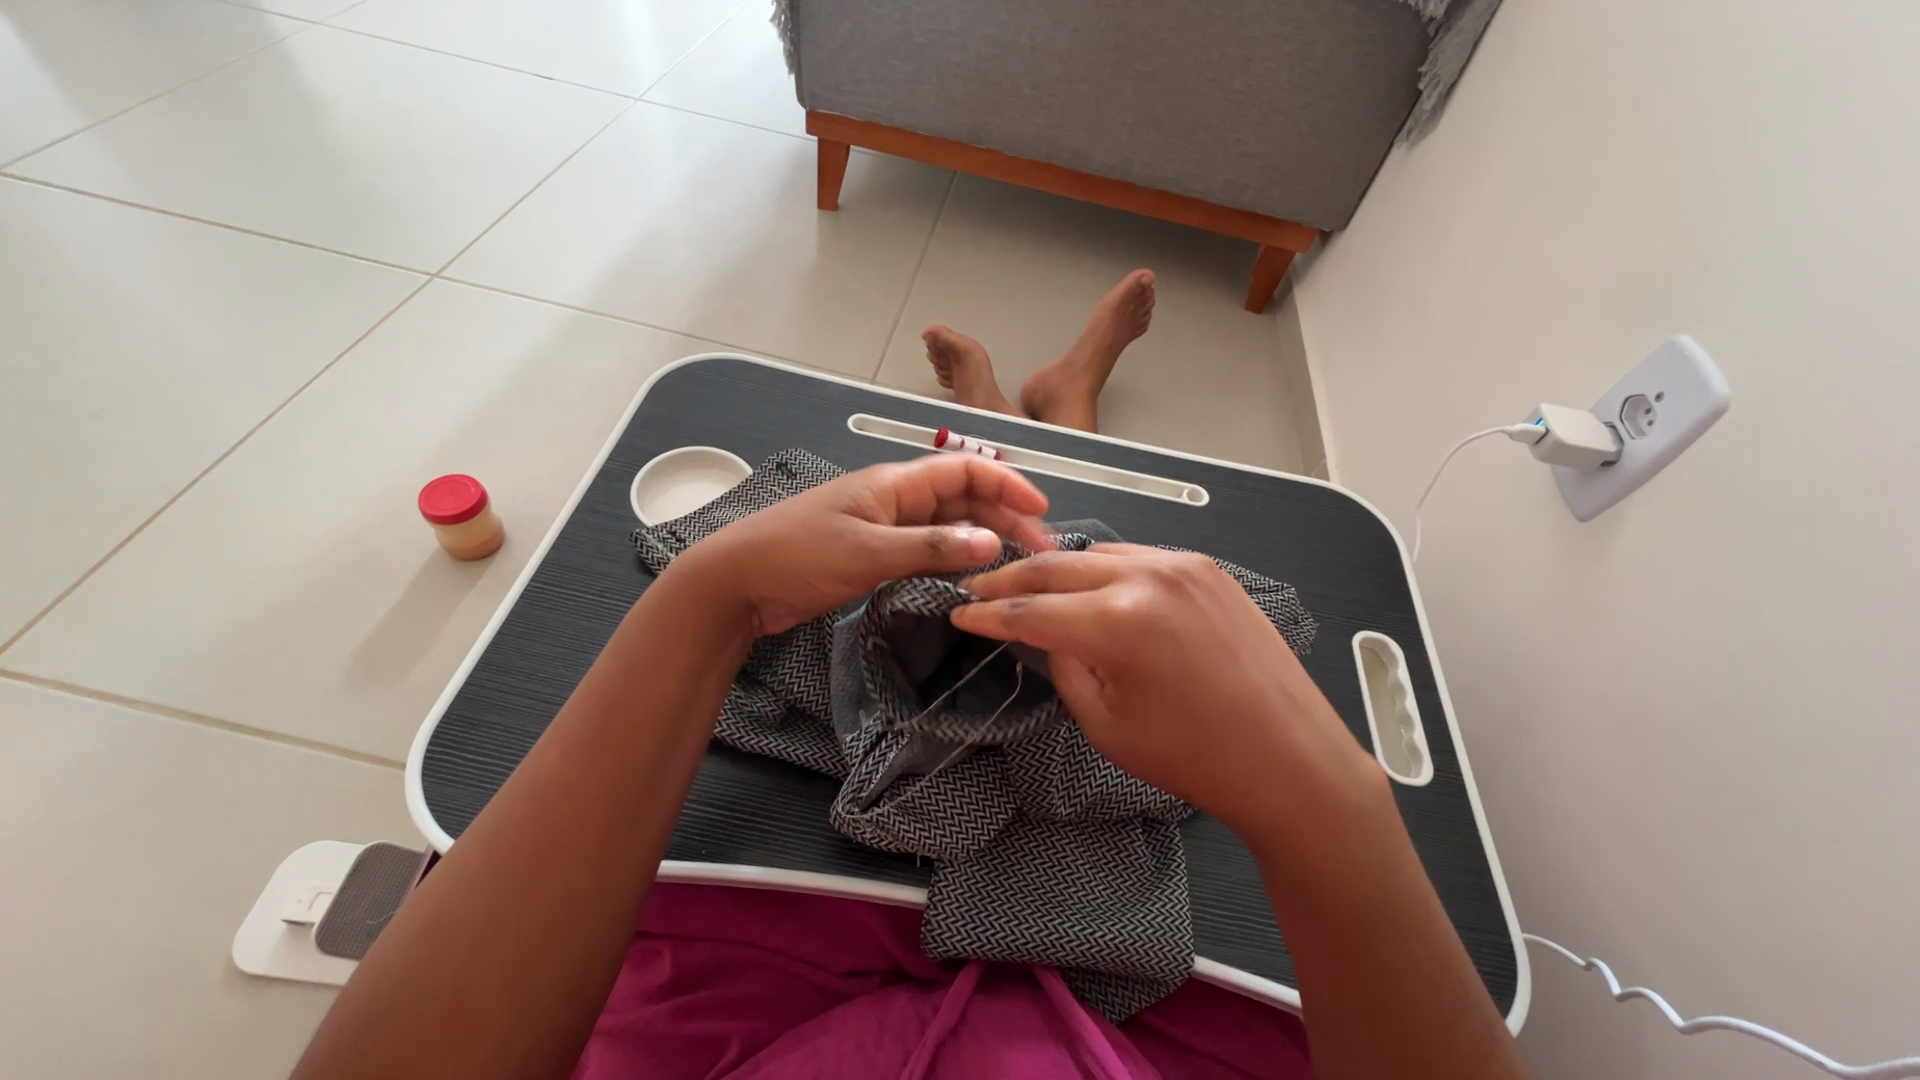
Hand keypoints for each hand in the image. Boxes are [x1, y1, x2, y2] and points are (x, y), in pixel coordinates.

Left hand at [671, 454, 1051, 637]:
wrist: (736, 583)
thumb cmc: (795, 556)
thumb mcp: (867, 552)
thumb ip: (931, 547)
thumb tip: (992, 542)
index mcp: (894, 483)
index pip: (964, 469)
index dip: (1006, 483)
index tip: (1040, 509)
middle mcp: (895, 499)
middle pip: (962, 498)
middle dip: (1003, 516)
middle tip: (1038, 550)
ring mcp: (884, 527)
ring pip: (947, 526)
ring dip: (981, 540)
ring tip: (1015, 566)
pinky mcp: (873, 555)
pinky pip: (926, 550)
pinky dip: (952, 560)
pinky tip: (970, 578)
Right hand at [950, 544, 1382, 835]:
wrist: (1289, 760)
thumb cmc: (1196, 758)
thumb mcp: (1106, 724)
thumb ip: (1064, 668)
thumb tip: (1046, 637)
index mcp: (1118, 622)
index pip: (1031, 609)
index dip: (988, 613)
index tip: (961, 611)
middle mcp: (1150, 577)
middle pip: (1057, 566)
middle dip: (1012, 579)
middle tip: (982, 590)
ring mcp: (1185, 566)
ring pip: (1098, 554)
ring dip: (1061, 570)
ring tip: (1033, 588)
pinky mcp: (1209, 570)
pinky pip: (1139, 558)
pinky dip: (1107, 570)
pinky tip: (1095, 589)